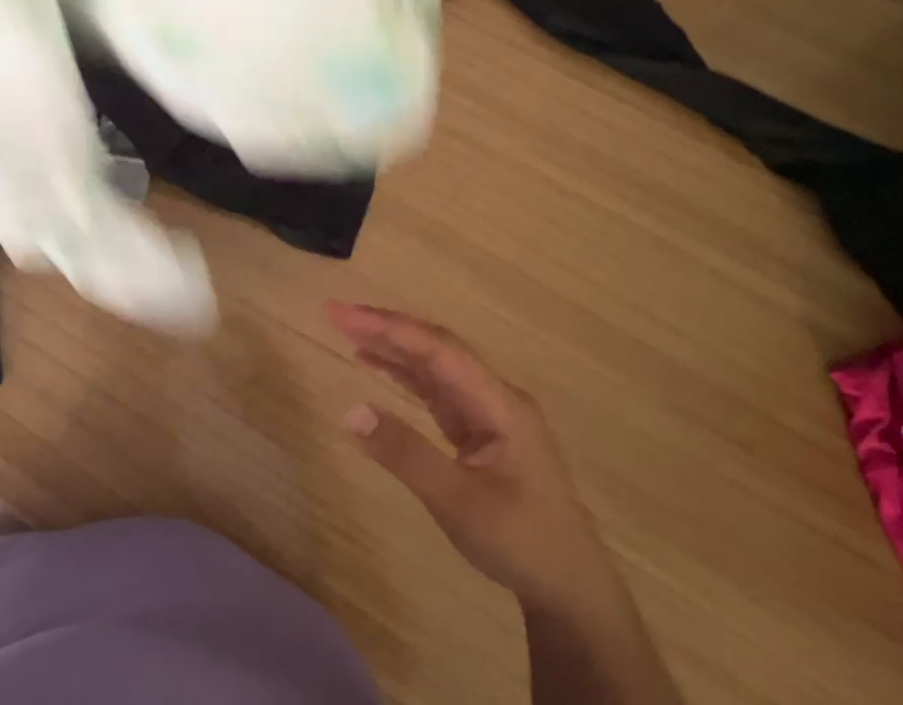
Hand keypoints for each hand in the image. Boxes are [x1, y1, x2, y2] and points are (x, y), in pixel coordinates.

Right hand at [329, 303, 622, 613]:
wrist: (569, 587)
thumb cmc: (521, 541)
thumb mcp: (458, 501)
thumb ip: (405, 453)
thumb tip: (351, 410)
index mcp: (501, 405)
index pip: (438, 351)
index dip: (388, 328)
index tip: (339, 314)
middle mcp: (496, 399)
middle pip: (436, 349)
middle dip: (385, 327)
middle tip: (333, 313)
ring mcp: (488, 416)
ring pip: (434, 367)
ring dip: (391, 346)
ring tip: (345, 330)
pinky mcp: (478, 434)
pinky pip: (434, 390)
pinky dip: (402, 373)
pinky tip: (374, 365)